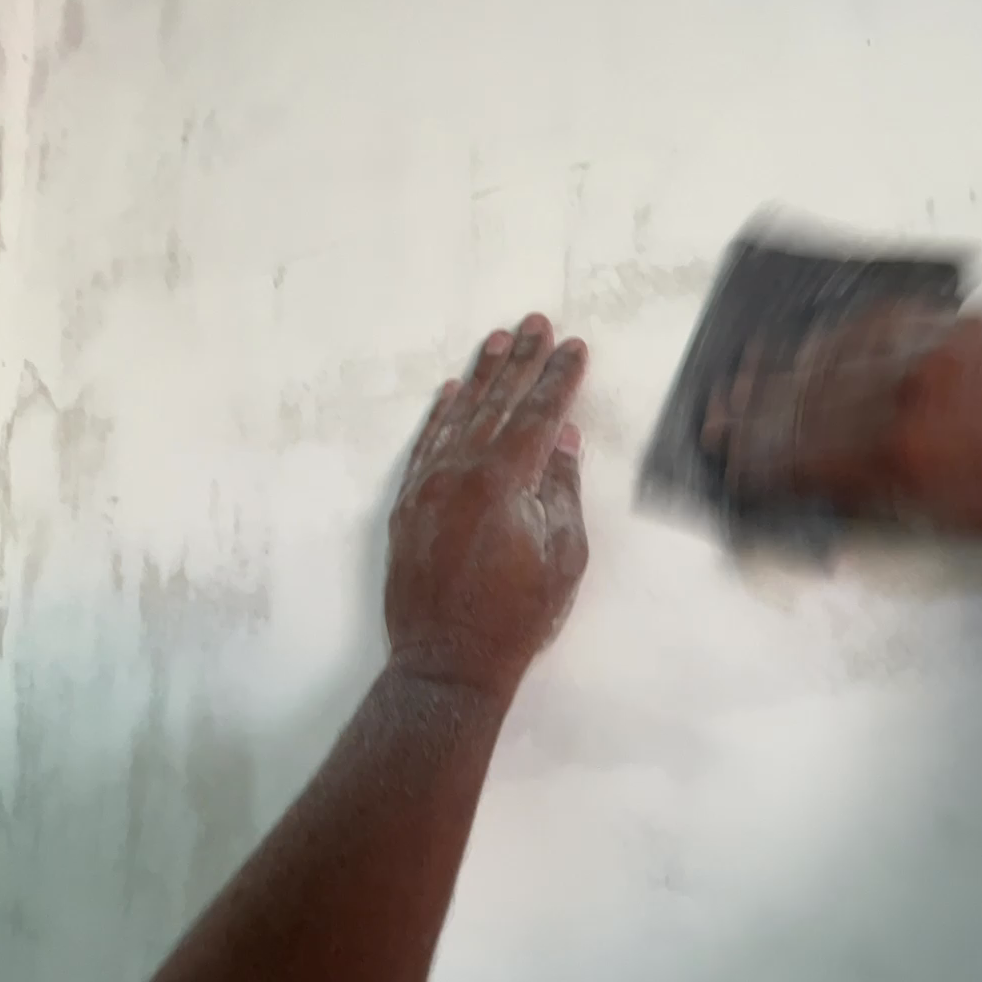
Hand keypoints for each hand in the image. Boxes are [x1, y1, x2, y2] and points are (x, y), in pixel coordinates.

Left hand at [385, 314, 589, 695]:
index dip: (559, 379)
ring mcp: (429, 485)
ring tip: (497, 339)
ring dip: (481, 375)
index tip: (574, 347)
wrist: (448, 661)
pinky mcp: (408, 503)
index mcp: (505, 481)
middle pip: (497, 403)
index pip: (539, 415)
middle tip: (535, 321)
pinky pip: (425, 445)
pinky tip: (451, 391)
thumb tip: (565, 441)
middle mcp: (462, 471)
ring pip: (459, 416)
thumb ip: (563, 490)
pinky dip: (439, 415)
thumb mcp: (564, 556)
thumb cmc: (518, 615)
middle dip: (522, 360)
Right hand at [703, 303, 981, 534]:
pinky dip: (842, 333)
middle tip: (716, 413)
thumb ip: (877, 501)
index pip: (807, 457)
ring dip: (785, 370)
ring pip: (837, 357)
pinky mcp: (957, 325)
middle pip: (808, 403)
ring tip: (746, 371)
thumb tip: (820, 491)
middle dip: (755, 413)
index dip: (762, 462)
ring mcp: (931, 353)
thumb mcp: (951, 520)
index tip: (730, 462)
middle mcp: (906, 397)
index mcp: (902, 458)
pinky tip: (816, 339)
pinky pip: (883, 321)